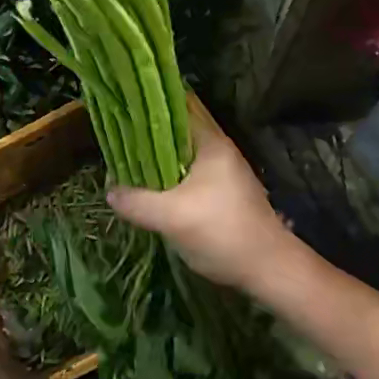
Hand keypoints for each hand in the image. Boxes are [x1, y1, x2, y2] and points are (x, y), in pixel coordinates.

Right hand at [106, 101, 305, 291]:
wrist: (269, 270)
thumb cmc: (222, 232)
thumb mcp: (170, 217)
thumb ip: (136, 201)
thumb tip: (109, 191)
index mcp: (211, 144)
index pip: (178, 109)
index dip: (149, 108)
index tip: (122, 111)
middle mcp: (219, 152)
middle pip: (176, 134)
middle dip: (147, 138)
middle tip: (116, 143)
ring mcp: (223, 174)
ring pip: (181, 158)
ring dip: (157, 162)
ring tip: (126, 166)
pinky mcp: (223, 196)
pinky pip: (188, 178)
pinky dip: (168, 180)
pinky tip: (150, 191)